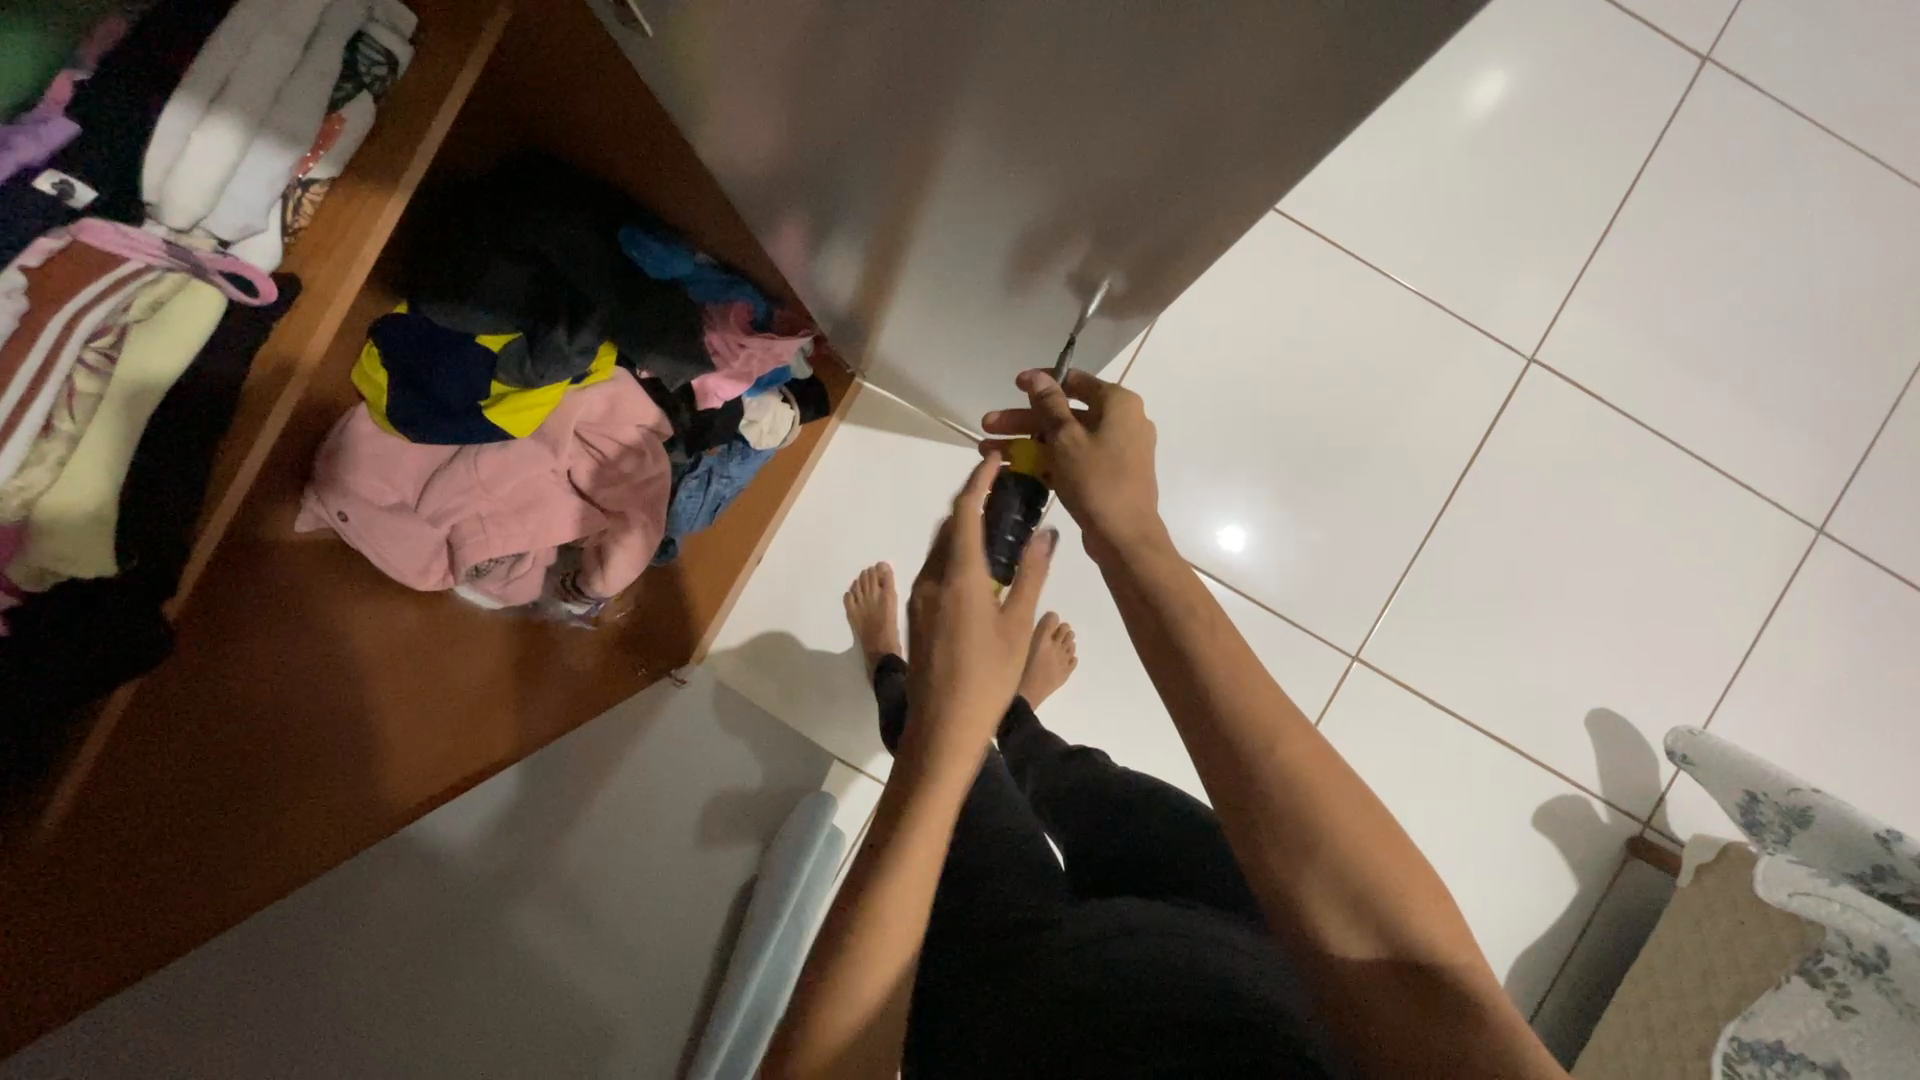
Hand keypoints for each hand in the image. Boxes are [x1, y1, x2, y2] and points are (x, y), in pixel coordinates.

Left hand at [902, 453, 1057, 759]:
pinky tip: (978, 568)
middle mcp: (931, 578)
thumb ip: (1030, 574)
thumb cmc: (989, 678)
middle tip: (1003, 494)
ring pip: (939, 548)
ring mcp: (919, 596)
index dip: (979, 481)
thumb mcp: (1018, 626)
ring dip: (962, 530)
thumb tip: (1046, 534)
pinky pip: (934, 569)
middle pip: (949, 526)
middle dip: (972, 502)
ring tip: (995, 527)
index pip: (965, 512)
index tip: (994, 460)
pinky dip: (954, 554)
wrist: (943, 726)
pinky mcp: (916, 613)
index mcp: (959, 577)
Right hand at [981, 369, 1167, 560]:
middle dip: (1023, 420)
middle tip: (988, 424)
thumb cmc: (1096, 480)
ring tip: (990, 451)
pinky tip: (1013, 470)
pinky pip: (1073, 460)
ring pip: (1065, 439)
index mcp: (1118, 403)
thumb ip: (1049, 404)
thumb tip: (1037, 377)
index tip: (1014, 386)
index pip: (1075, 381)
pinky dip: (1046, 462)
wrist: (1125, 536)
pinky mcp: (1108, 475)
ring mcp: (1117, 450)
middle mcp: (1122, 421)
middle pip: (1064, 413)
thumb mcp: (1066, 438)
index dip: (1041, 383)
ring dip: (1028, 443)